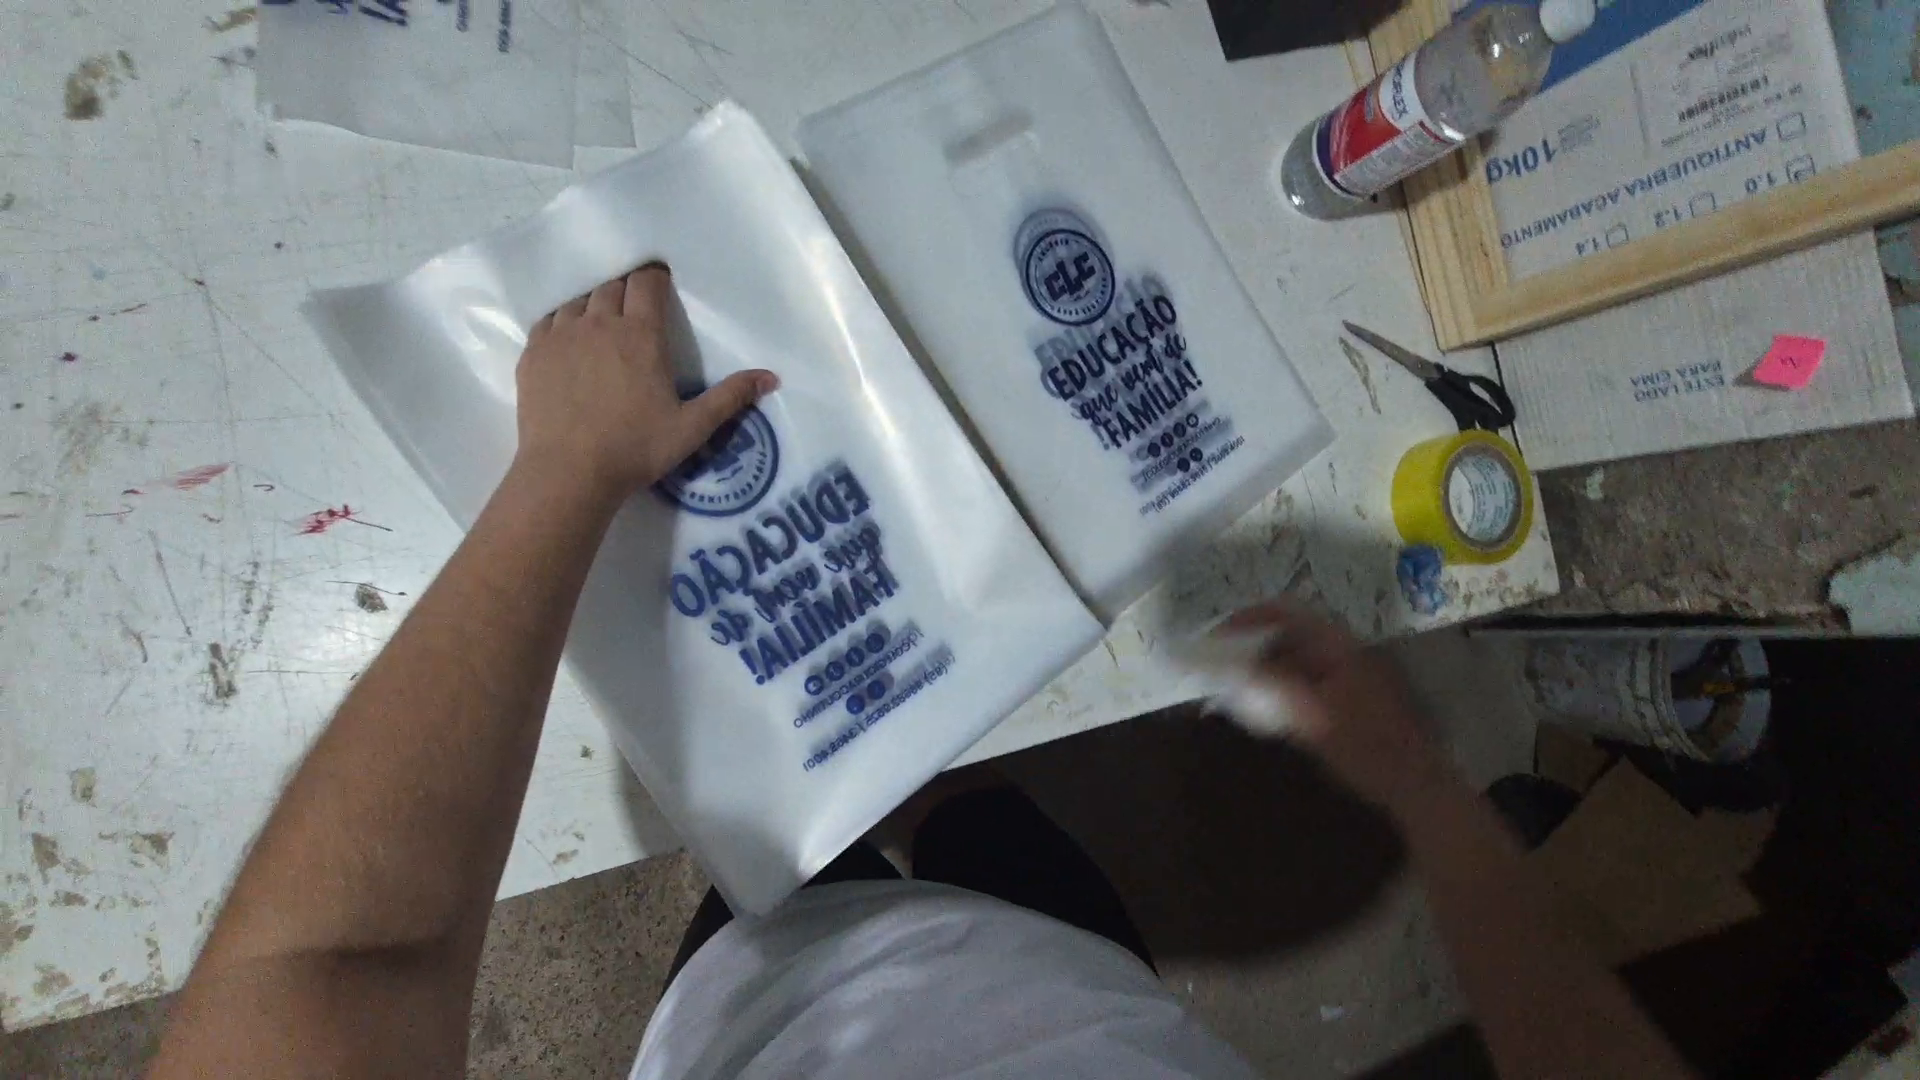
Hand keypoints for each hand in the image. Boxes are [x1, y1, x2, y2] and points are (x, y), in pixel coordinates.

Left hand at [514, 264, 777, 502]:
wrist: (570, 471)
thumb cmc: (637, 448)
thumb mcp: (693, 426)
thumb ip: (731, 397)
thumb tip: (771, 377)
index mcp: (640, 335)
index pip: (646, 283)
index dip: (655, 278)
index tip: (661, 284)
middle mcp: (599, 323)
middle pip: (612, 286)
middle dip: (627, 290)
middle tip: (638, 309)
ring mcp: (561, 335)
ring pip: (579, 299)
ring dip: (595, 304)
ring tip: (605, 324)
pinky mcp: (534, 353)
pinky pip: (549, 320)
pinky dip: (564, 321)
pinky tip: (572, 340)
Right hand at [1217, 603, 1453, 817]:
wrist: (1418, 788)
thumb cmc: (1367, 748)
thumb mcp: (1312, 715)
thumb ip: (1269, 684)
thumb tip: (1227, 664)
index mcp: (1337, 645)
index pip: (1284, 612)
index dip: (1246, 619)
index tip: (1215, 638)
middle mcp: (1340, 651)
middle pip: (1284, 633)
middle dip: (1247, 645)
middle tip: (1216, 664)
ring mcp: (1344, 674)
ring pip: (1289, 658)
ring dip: (1257, 667)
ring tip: (1229, 686)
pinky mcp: (1342, 698)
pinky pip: (1298, 680)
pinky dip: (1273, 687)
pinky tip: (1256, 707)